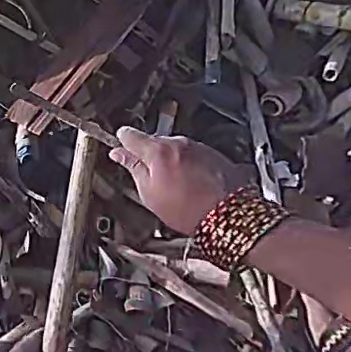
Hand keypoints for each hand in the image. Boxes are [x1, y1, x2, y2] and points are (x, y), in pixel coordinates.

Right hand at [110, 127, 255, 232]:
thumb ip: (132, 168)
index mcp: (157, 150)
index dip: (122, 142)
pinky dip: (187, 165)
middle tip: (149, 178)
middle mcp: (178, 143)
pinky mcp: (213, 154)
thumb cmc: (189, 210)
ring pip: (173, 148)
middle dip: (148, 155)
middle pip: (153, 141)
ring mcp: (197, 147)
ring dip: (169, 161)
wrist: (230, 216)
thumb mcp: (149, 193)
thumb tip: (120, 154)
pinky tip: (189, 185)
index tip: (120, 149)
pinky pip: (191, 154)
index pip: (129, 135)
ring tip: (173, 187)